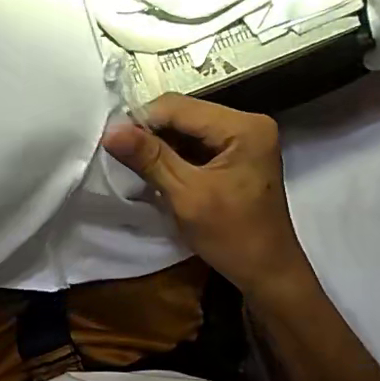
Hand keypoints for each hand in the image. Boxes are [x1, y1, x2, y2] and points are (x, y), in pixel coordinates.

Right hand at [103, 94, 311, 296]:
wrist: (268, 273)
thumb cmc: (232, 236)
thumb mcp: (186, 195)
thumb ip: (149, 158)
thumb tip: (111, 130)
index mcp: (243, 127)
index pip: (178, 107)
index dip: (141, 120)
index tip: (111, 141)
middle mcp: (248, 123)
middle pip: (184, 114)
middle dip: (150, 133)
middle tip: (119, 153)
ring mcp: (244, 139)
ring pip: (188, 129)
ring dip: (160, 145)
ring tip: (134, 164)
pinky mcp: (238, 155)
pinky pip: (198, 145)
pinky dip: (175, 156)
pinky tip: (156, 171)